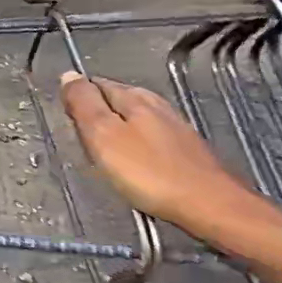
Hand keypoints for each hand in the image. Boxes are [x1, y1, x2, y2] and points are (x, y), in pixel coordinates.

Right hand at [56, 72, 281, 239]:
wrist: (212, 208)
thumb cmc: (150, 173)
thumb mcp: (104, 136)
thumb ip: (84, 104)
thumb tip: (69, 74)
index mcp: (133, 97)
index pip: (95, 84)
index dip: (78, 99)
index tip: (70, 122)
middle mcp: (156, 105)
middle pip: (116, 100)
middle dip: (98, 115)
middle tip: (86, 143)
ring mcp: (175, 127)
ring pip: (134, 119)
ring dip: (118, 131)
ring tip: (107, 155)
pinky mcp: (188, 150)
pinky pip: (151, 138)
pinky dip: (137, 146)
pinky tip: (136, 164)